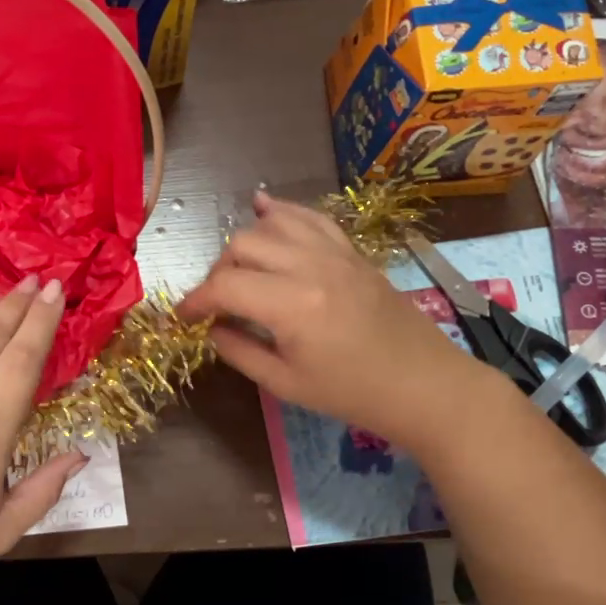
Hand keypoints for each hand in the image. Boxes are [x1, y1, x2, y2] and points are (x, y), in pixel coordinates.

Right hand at [178, 192, 494, 451]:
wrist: (423, 384)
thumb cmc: (351, 394)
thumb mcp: (285, 384)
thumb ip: (240, 351)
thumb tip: (211, 329)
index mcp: (293, 305)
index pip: (224, 286)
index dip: (195, 301)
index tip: (182, 319)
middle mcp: (312, 267)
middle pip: (242, 245)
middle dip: (218, 272)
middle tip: (218, 304)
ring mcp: (335, 253)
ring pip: (272, 224)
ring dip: (245, 244)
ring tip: (240, 272)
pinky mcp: (351, 251)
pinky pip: (310, 217)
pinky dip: (282, 212)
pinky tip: (263, 210)